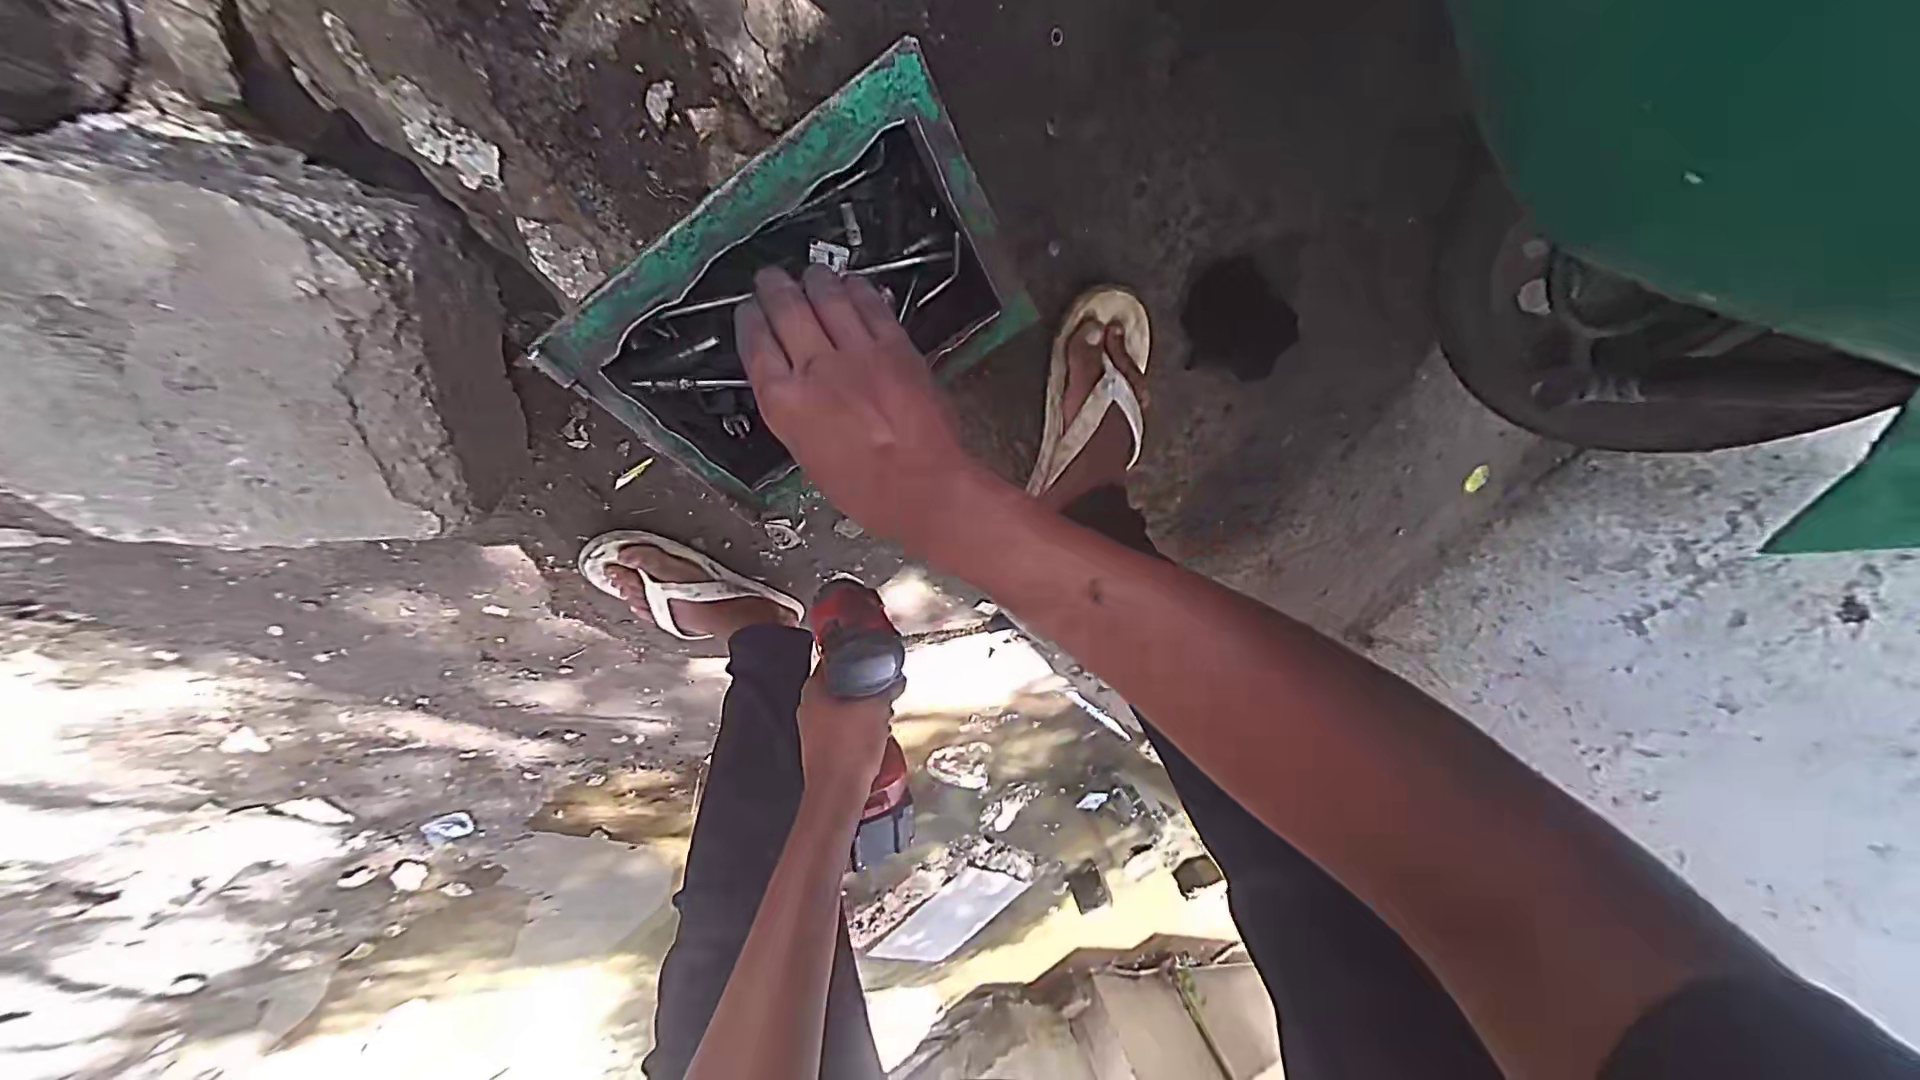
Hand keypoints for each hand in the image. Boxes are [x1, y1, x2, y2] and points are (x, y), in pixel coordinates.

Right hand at [736, 265, 988, 548]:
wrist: (925, 487)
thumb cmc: (869, 490)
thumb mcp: (810, 459)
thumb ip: (797, 415)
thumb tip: (795, 390)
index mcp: (785, 404)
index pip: (755, 345)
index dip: (749, 321)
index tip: (749, 312)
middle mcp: (816, 369)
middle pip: (786, 309)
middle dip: (773, 287)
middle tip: (770, 278)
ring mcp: (857, 353)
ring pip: (827, 296)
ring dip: (814, 279)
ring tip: (809, 273)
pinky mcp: (895, 347)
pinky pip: (871, 305)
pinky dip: (858, 289)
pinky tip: (853, 283)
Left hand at [795, 669, 894, 807]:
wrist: (838, 793)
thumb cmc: (850, 750)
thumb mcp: (875, 708)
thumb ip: (882, 686)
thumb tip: (891, 680)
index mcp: (813, 690)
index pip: (834, 658)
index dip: (857, 655)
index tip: (872, 657)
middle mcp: (808, 706)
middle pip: (841, 682)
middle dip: (865, 685)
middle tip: (883, 688)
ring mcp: (813, 727)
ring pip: (844, 704)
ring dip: (864, 705)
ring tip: (883, 712)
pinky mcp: (821, 745)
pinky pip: (843, 724)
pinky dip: (859, 724)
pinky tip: (874, 732)